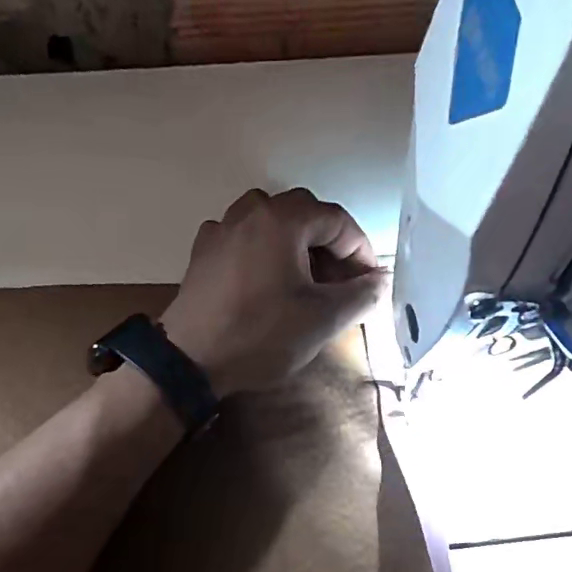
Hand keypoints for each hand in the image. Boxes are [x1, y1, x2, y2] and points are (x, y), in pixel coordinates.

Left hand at [160, 187, 389, 396]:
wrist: (190, 359)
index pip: (338, 220)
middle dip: (330, 247)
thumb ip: (362, 295)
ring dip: (297, 247)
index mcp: (283, 219)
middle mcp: (250, 212)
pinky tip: (267, 283)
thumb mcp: (323, 319)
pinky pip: (244, 241)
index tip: (370, 282)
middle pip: (304, 215)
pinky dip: (264, 254)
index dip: (361, 250)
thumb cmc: (262, 335)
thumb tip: (381, 280)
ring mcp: (221, 230)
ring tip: (306, 282)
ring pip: (272, 225)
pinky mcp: (203, 254)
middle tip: (341, 284)